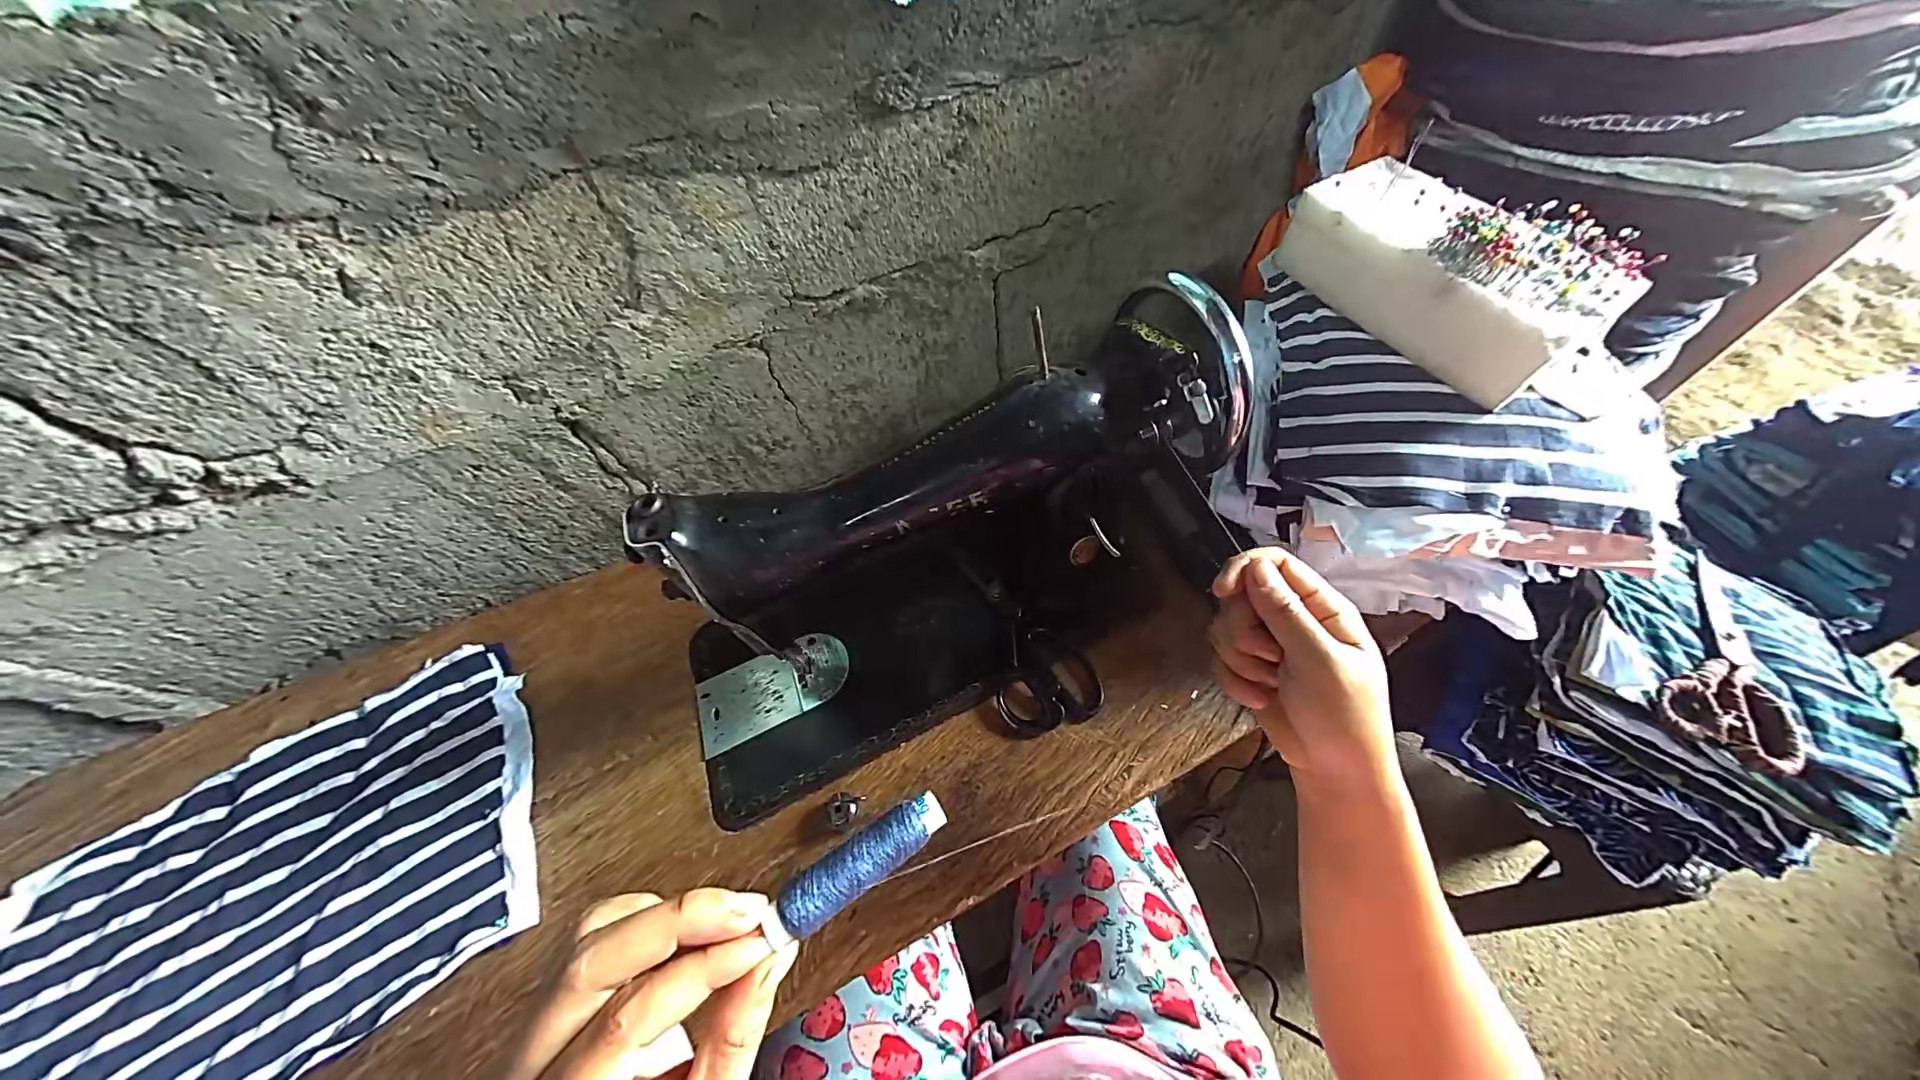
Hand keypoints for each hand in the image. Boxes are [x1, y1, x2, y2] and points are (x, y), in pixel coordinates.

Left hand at [502, 889, 798, 1079]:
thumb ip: (730, 1040)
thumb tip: (766, 958)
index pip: (627, 1015)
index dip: (705, 964)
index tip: (762, 940)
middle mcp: (528, 1065)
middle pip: (593, 959)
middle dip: (684, 919)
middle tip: (749, 910)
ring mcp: (528, 1034)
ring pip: (590, 934)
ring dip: (668, 912)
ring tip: (727, 917)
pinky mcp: (548, 1006)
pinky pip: (595, 935)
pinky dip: (650, 916)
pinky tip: (690, 930)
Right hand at [1209, 548, 1395, 785]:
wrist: (1335, 770)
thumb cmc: (1345, 716)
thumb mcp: (1319, 659)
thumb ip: (1284, 611)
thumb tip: (1255, 568)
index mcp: (1321, 607)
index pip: (1274, 563)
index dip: (1243, 569)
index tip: (1223, 592)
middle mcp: (1293, 620)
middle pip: (1241, 596)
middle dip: (1242, 629)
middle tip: (1268, 656)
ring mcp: (1271, 645)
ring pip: (1226, 628)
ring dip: (1240, 659)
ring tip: (1271, 682)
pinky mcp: (1251, 669)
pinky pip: (1221, 659)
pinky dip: (1234, 680)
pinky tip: (1261, 697)